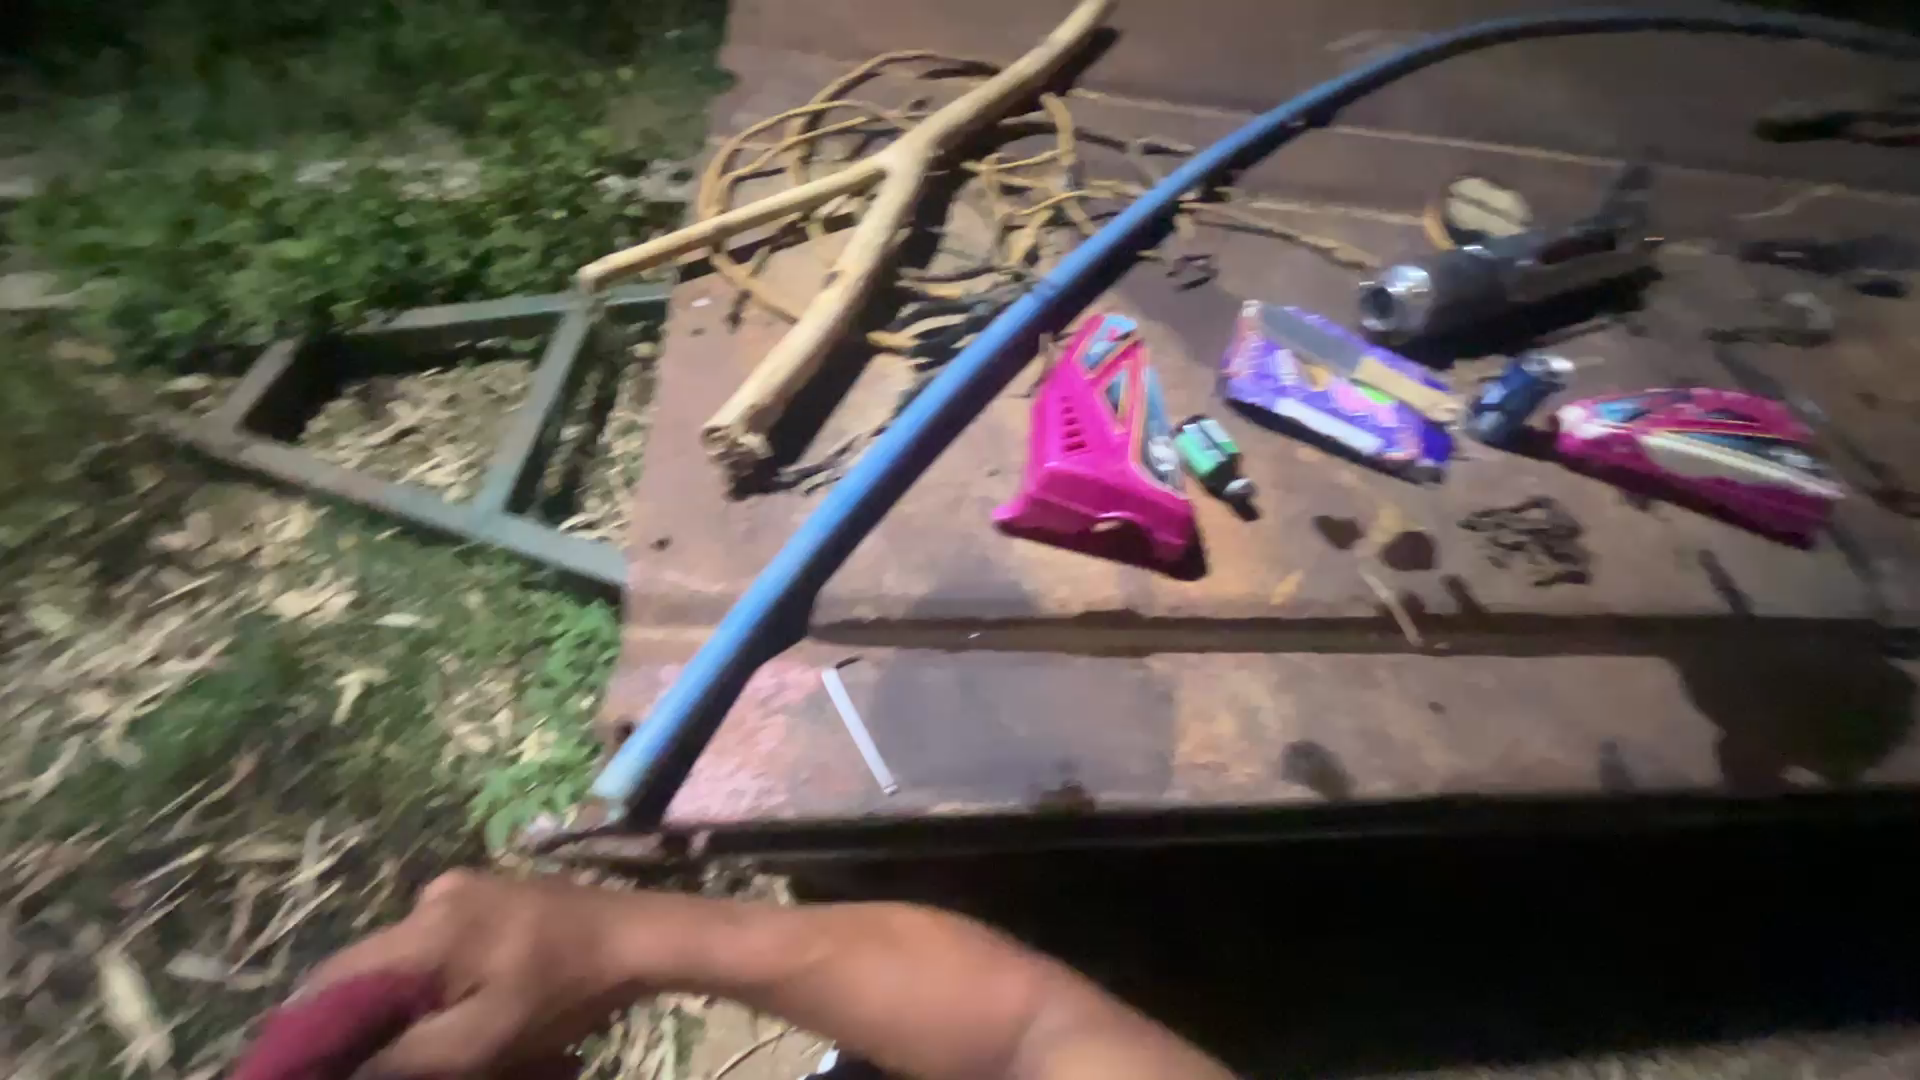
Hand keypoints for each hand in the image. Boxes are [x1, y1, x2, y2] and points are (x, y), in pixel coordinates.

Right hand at [294, 871, 656, 1077]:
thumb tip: (334, 1071)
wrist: (639, 936)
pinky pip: (441, 941)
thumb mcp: (477, 1043)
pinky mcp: (495, 894)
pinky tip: (461, 1006)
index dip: (308, 1037)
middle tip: (385, 1060)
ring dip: (404, 1002)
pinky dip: (437, 978)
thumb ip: (395, 1061)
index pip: (329, 984)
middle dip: (363, 1022)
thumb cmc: (564, 989)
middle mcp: (437, 894)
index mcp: (427, 925)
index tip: (313, 1073)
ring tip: (429, 1041)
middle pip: (369, 969)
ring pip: (407, 958)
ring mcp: (471, 888)